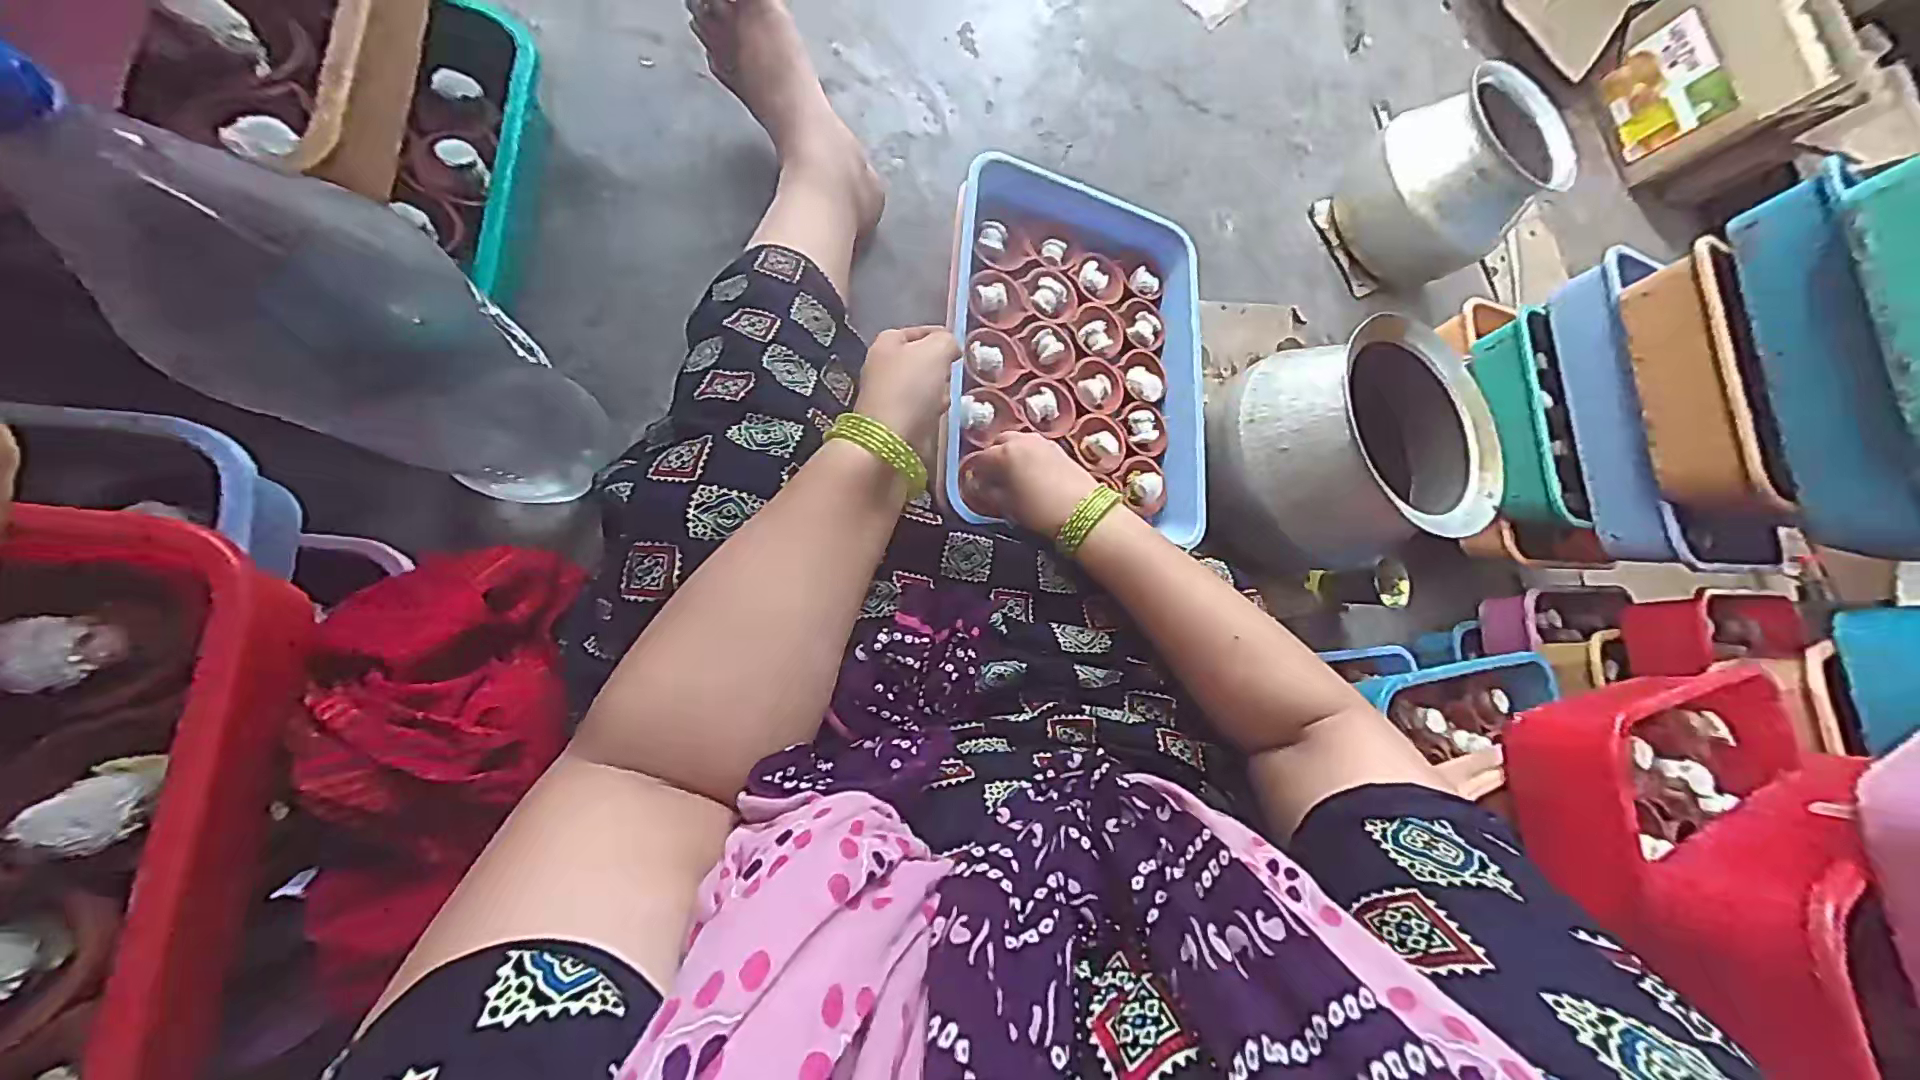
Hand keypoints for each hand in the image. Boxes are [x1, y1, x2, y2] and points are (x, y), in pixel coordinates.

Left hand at [853, 326, 959, 455]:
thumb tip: (951, 347)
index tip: (960, 347)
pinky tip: (936, 415)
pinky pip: (920, 408)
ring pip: (923, 385)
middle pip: (921, 360)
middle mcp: (882, 365)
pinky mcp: (893, 419)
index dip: (941, 336)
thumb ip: (947, 341)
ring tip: (946, 397)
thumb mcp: (936, 351)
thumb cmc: (911, 388)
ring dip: (938, 390)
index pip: (919, 331)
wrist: (889, 441)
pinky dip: (930, 410)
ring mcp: (887, 394)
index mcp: (887, 342)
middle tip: (952, 373)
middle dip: (940, 366)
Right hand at [960, 431, 1102, 537]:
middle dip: (992, 457)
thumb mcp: (1007, 506)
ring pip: (1018, 442)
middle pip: (999, 443)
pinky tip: (1029, 473)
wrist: (1083, 513)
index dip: (972, 473)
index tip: (971, 484)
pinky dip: (1027, 456)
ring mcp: (1042, 442)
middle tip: (990, 477)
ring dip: (1011, 454)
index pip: (979, 459)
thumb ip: (988, 492)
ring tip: (1010, 475)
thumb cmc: (1039, 510)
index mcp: (1003, 453)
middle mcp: (1021, 441)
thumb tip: (979, 486)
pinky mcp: (1059, 449)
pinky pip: (1034, 447)